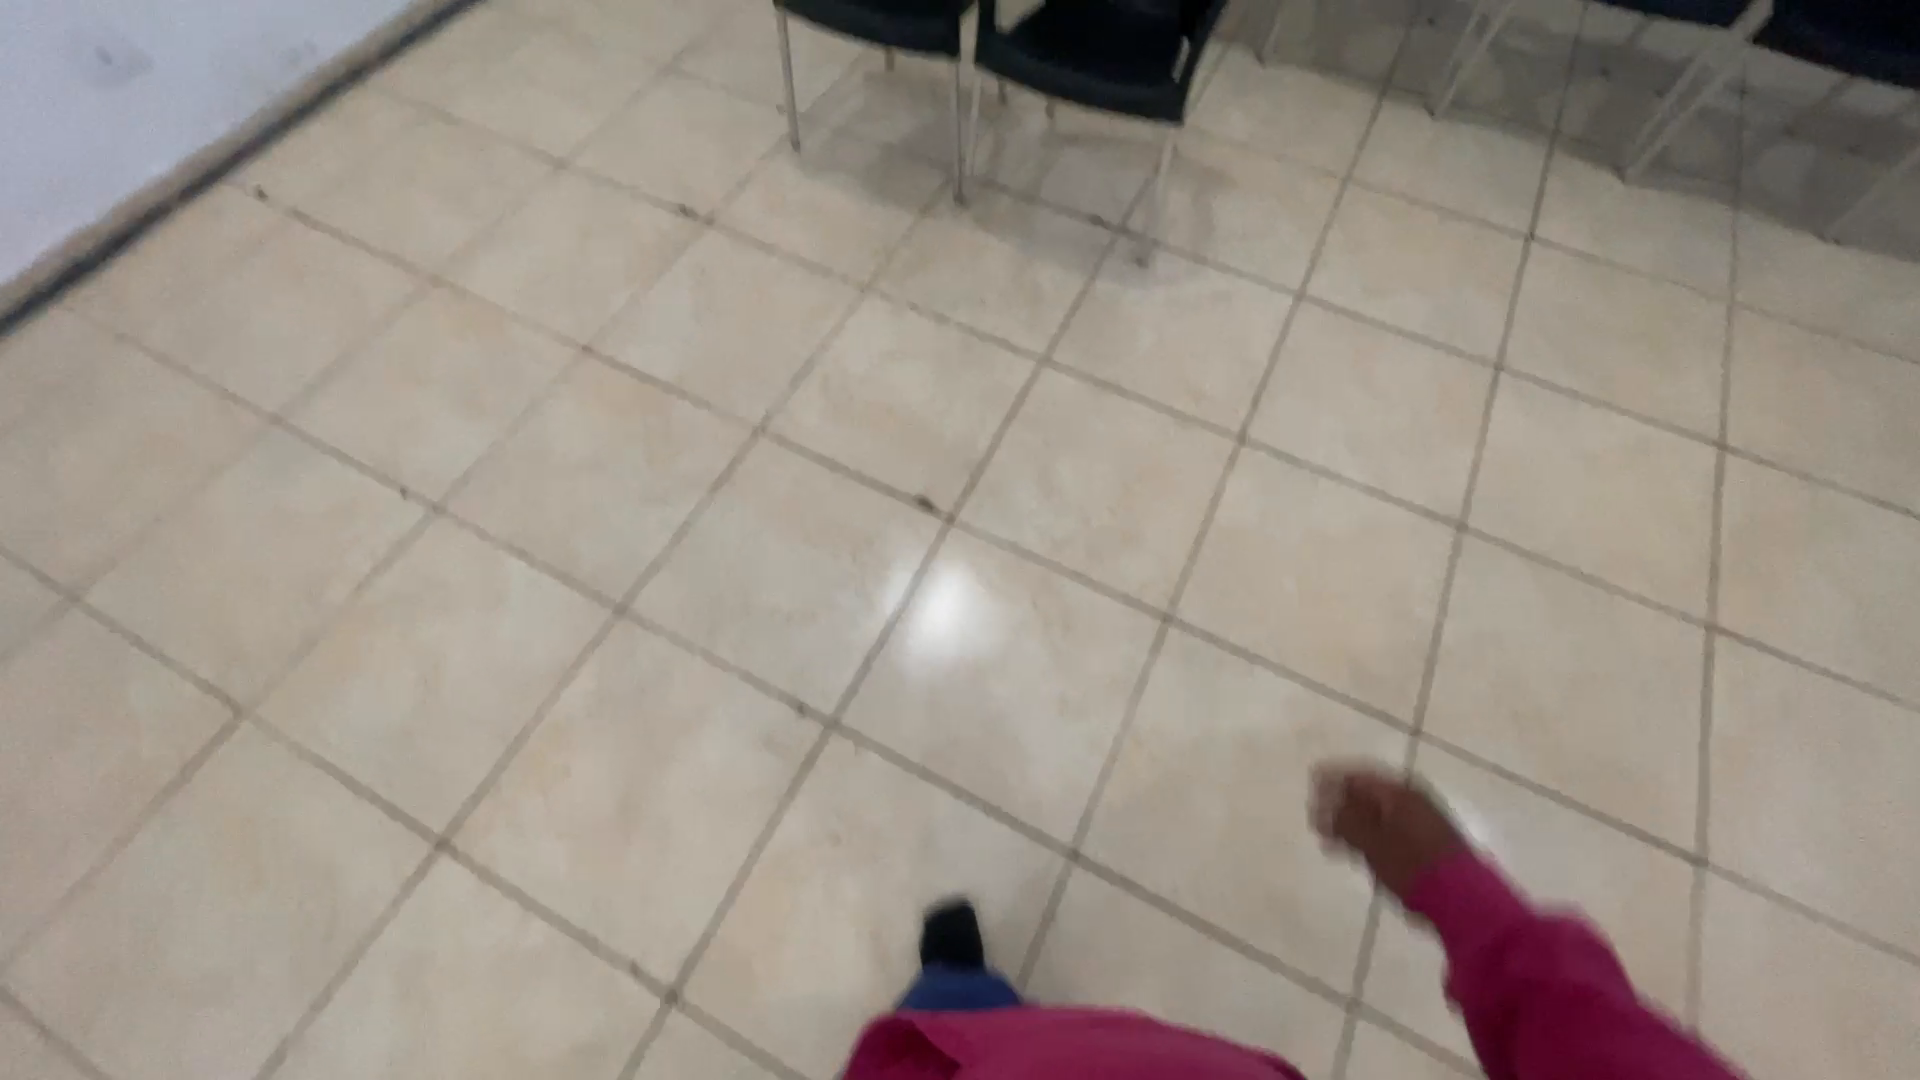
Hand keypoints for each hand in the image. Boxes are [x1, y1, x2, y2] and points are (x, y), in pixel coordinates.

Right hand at [1311, 761, 1468, 904]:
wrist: (1464, 901)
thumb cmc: (1411, 864)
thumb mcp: (1370, 842)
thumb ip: (1343, 821)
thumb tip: (1322, 806)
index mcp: (1398, 792)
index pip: (1357, 774)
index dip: (1331, 779)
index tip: (1311, 789)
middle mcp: (1411, 800)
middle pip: (1366, 793)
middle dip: (1338, 804)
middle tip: (1316, 818)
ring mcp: (1420, 821)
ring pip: (1375, 813)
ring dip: (1350, 822)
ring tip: (1328, 838)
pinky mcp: (1425, 842)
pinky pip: (1387, 829)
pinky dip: (1367, 836)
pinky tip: (1353, 852)